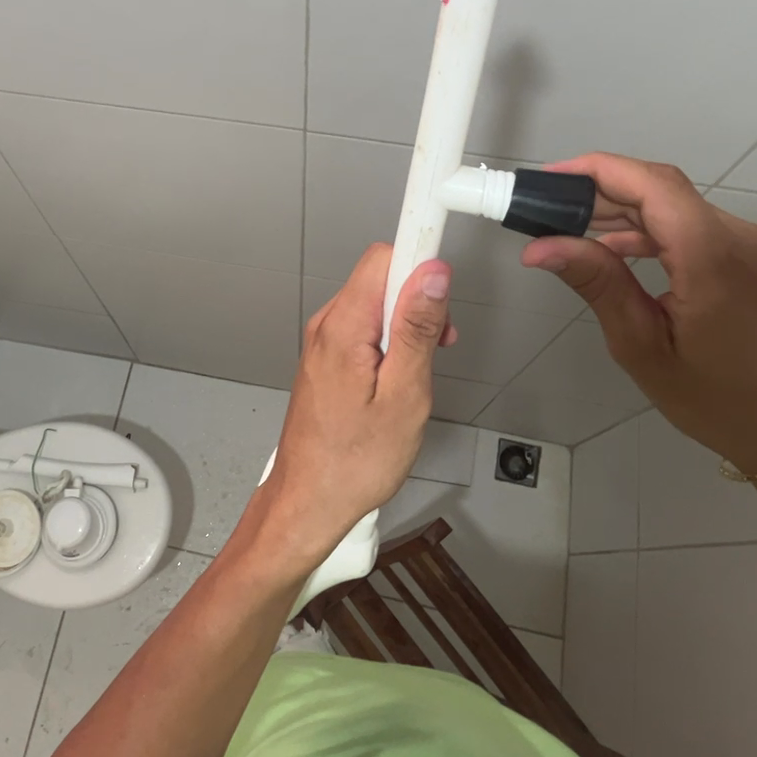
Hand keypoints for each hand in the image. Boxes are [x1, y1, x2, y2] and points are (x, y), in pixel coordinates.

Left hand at [260, 243, 452, 567]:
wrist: (309, 501)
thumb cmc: (353, 463)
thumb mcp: (403, 396)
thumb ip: (416, 330)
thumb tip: (431, 273)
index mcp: (343, 328)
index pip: (384, 258)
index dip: (420, 255)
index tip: (447, 268)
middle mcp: (327, 326)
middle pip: (381, 278)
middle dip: (418, 302)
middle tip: (435, 347)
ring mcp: (324, 342)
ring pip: (375, 305)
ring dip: (407, 327)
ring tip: (415, 376)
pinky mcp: (327, 359)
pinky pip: (364, 329)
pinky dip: (389, 343)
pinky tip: (397, 380)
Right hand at [520, 153, 756, 474]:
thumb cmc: (718, 403)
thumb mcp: (643, 347)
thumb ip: (598, 284)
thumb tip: (539, 247)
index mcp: (715, 258)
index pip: (651, 184)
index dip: (596, 170)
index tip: (545, 179)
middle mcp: (743, 236)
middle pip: (662, 190)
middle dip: (600, 192)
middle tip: (545, 210)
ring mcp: (756, 245)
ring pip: (677, 207)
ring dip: (624, 211)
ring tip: (569, 229)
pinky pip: (696, 227)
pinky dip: (652, 229)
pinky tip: (616, 249)